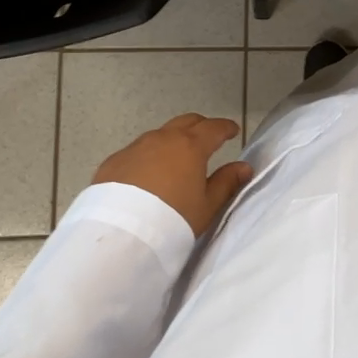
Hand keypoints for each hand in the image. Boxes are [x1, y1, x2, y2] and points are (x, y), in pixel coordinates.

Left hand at [91, 113, 253, 235]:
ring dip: (171, 141)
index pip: (214, 128)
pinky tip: (145, 175)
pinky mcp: (113, 162)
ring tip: (175, 159)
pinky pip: (136, 152)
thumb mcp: (206, 206)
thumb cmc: (173, 218)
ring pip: (159, 135)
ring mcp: (135, 147)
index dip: (226, 128)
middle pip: (186, 122)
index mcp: (191, 146)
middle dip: (200, 127)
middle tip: (207, 139)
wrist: (120, 235)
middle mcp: (163, 138)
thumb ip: (226, 183)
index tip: (233, 131)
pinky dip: (147, 157)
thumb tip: (244, 167)